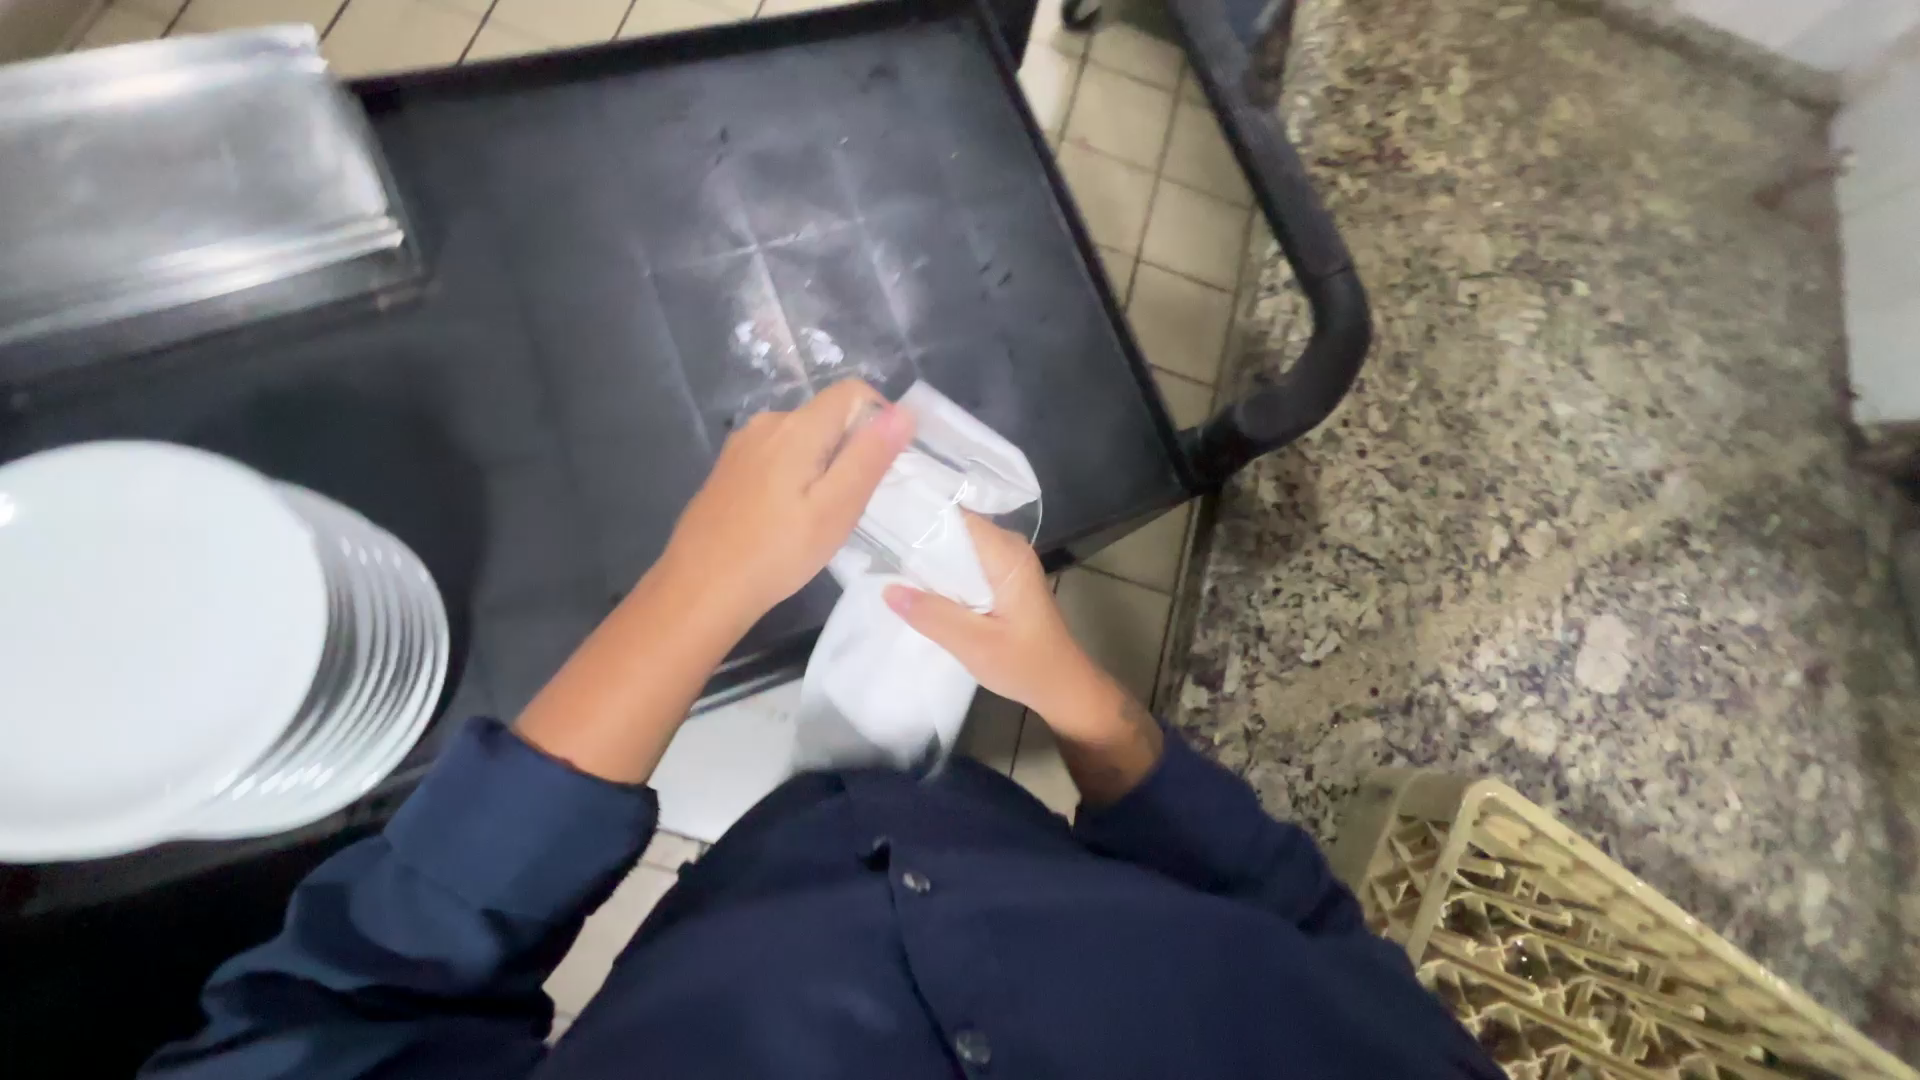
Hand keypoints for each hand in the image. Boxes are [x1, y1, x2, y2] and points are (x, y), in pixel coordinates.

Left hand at [661, 379, 914, 630]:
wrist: (701, 588)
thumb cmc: (778, 552)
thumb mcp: (837, 508)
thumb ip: (869, 456)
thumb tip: (904, 411)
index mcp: (797, 427)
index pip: (853, 392)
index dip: (879, 419)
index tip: (881, 467)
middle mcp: (767, 423)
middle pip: (827, 416)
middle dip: (850, 450)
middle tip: (848, 507)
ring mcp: (743, 445)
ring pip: (803, 439)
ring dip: (823, 467)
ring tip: (818, 518)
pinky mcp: (730, 468)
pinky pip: (778, 457)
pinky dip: (796, 478)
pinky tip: (786, 520)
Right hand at [882, 518, 1163, 804]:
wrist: (1061, 686)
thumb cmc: (1025, 665)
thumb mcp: (975, 645)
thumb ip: (932, 616)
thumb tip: (888, 589)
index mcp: (1006, 555)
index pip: (956, 517)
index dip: (919, 516)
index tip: (882, 519)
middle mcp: (1008, 548)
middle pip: (954, 528)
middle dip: (917, 536)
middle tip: (876, 543)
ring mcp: (1006, 561)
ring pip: (957, 546)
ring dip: (927, 557)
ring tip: (886, 561)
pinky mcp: (1002, 577)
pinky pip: (964, 563)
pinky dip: (941, 572)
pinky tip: (916, 584)